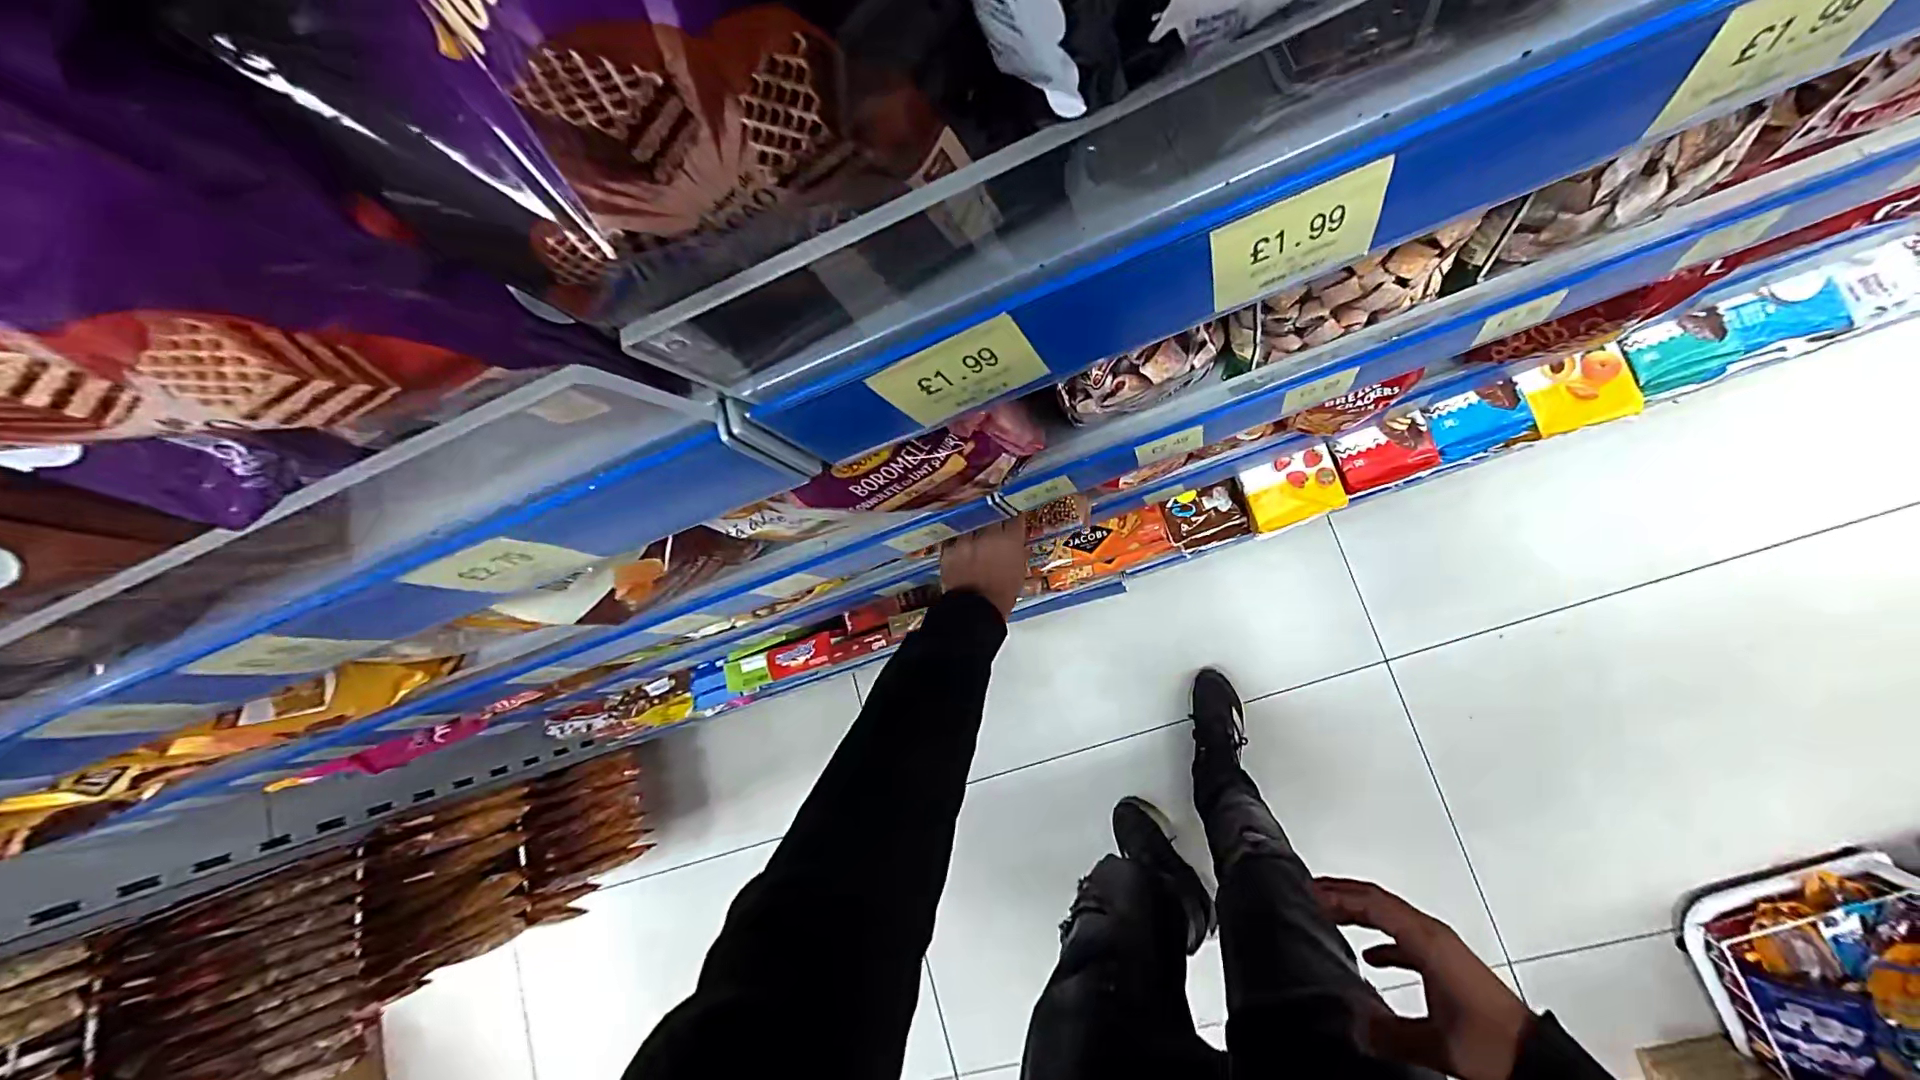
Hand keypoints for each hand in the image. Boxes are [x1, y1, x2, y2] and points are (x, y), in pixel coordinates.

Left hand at [940, 516, 1027, 619]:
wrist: (975, 610)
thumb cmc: (1002, 594)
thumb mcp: (1018, 571)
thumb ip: (1015, 551)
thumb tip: (1013, 541)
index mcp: (1010, 541)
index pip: (1014, 516)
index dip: (1012, 513)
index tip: (1011, 512)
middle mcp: (988, 535)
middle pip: (991, 513)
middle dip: (993, 513)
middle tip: (992, 515)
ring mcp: (967, 540)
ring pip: (970, 521)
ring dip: (973, 523)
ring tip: (974, 526)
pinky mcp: (950, 548)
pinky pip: (954, 536)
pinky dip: (958, 538)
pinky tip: (960, 542)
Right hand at [1314, 878, 1532, 1079]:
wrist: (1540, 1062)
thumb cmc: (1498, 1044)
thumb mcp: (1436, 1043)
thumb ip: (1388, 1033)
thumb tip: (1353, 1023)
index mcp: (1426, 940)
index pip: (1371, 902)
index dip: (1337, 895)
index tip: (1309, 892)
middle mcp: (1433, 935)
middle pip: (1378, 899)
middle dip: (1342, 892)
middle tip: (1310, 889)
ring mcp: (1442, 947)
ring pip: (1390, 914)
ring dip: (1359, 909)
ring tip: (1331, 911)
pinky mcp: (1448, 964)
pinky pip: (1404, 936)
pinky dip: (1380, 936)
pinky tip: (1372, 954)